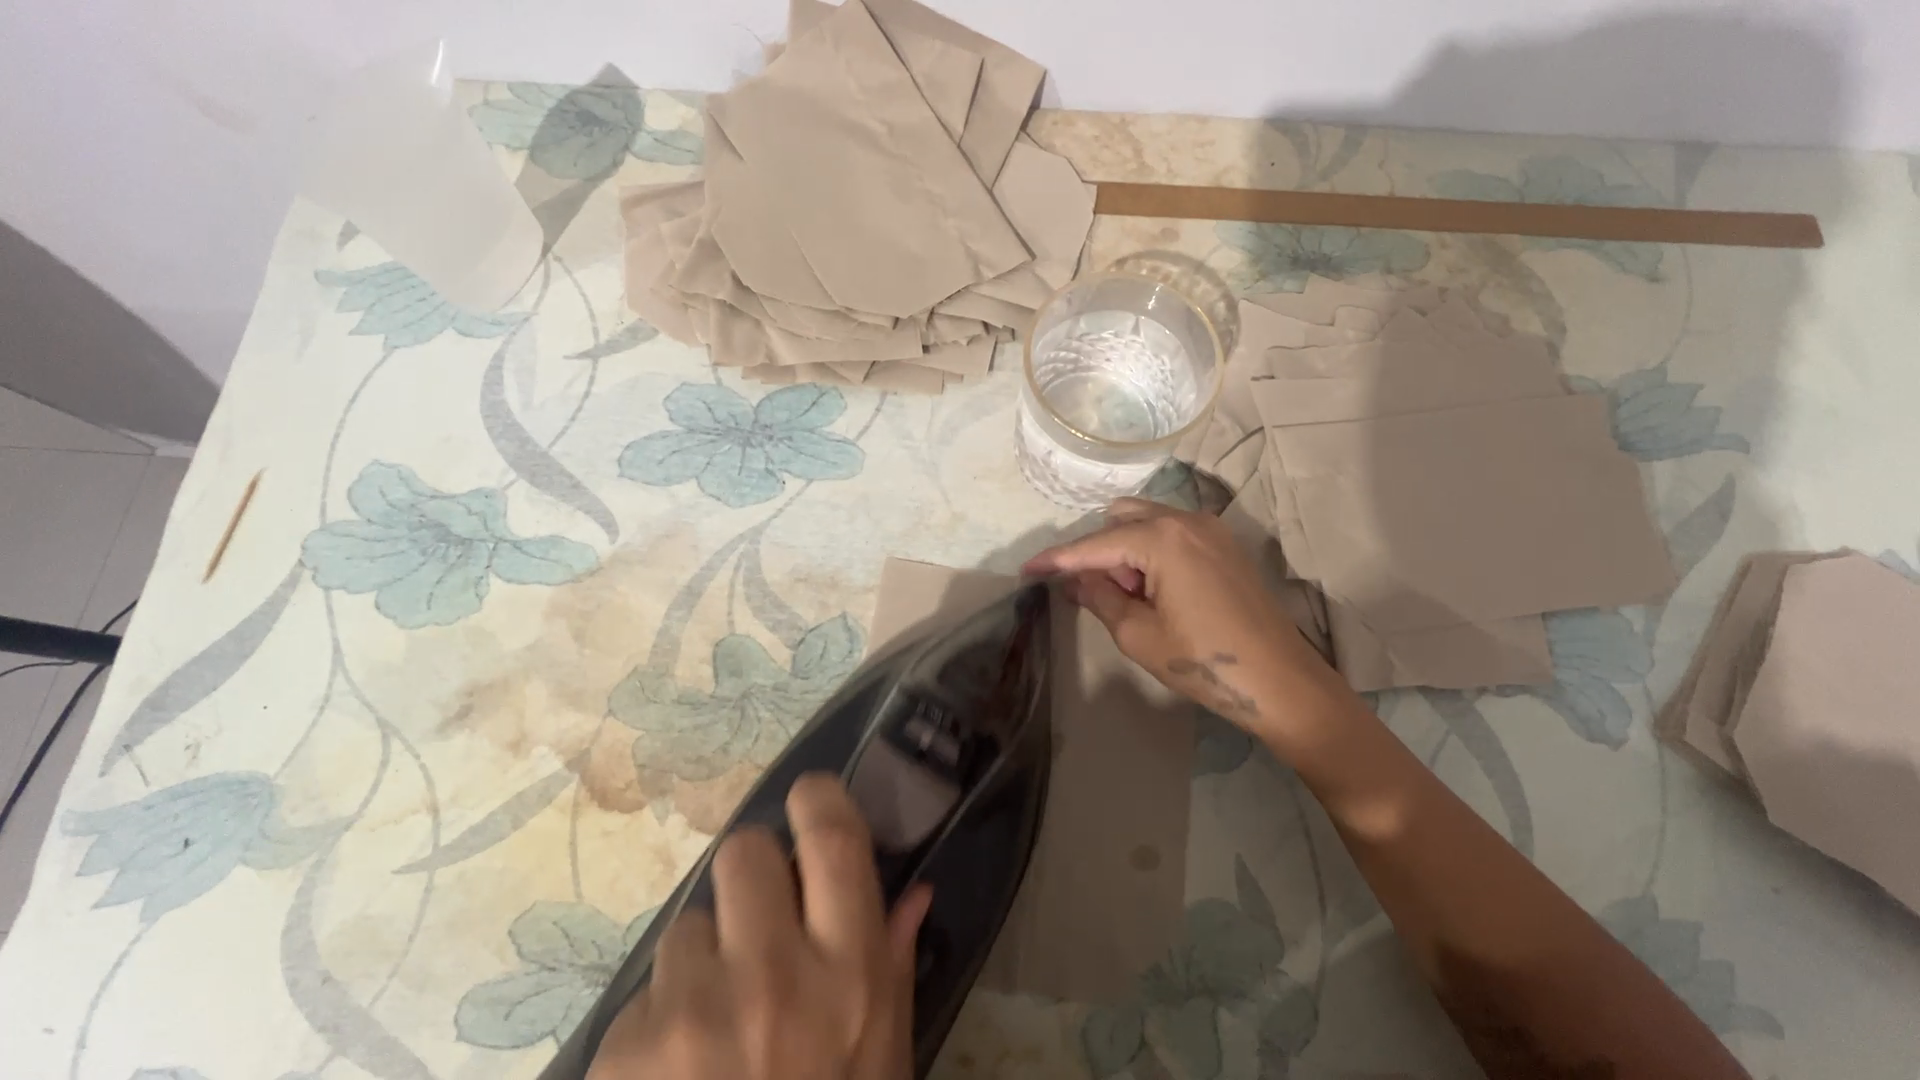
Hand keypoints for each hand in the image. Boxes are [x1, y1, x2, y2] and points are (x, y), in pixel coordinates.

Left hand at [587, 773, 931, 1079]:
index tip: (810, 800)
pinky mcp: (626, 1046)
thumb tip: (914, 887)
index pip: (832, 839)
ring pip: (687, 925)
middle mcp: (771, 975)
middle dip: (750, 878)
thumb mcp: (884, 1061)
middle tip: (756, 926)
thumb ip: (892, 965)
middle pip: (742, 853)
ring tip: (715, 1029)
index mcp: (848, 977)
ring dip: (701, 961)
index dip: (818, 800)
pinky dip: (661, 1022)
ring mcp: (692, 1009)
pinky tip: (676, 1076)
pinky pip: (644, 995)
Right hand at [1024, 498, 1326, 733]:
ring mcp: (1211, 529)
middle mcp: (1186, 520)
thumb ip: (1100, 598)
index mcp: (1163, 538)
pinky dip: (1152, 553)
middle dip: (1099, 554)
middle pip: (1121, 520)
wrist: (1281, 680)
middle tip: (1099, 597)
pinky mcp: (1225, 545)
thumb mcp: (1138, 635)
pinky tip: (1156, 592)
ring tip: (1131, 599)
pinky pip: (1172, 534)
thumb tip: (1076, 579)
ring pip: (1147, 523)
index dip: (1057, 560)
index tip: (1026, 570)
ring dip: (1126, 552)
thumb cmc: (1205, 660)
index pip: (1094, 544)